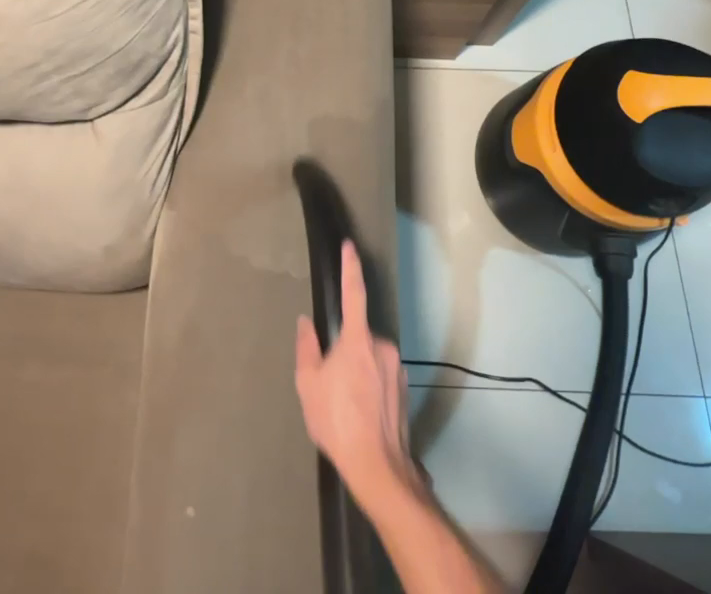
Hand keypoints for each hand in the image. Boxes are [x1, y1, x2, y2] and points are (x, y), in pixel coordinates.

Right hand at [295, 240, 417, 503]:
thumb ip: (307, 348)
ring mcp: (397, 368)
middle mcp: (382, 346)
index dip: (350, 268)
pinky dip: (368, 387)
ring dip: (356, 371)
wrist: (377, 464)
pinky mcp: (404, 388)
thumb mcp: (308, 384)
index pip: (353, 294)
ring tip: (343, 405)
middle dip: (342, 352)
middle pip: (357, 337)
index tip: (350, 246)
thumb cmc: (336, 420)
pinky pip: (380, 375)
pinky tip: (358, 412)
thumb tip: (306, 323)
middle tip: (328, 384)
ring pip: (369, 358)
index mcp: (357, 340)